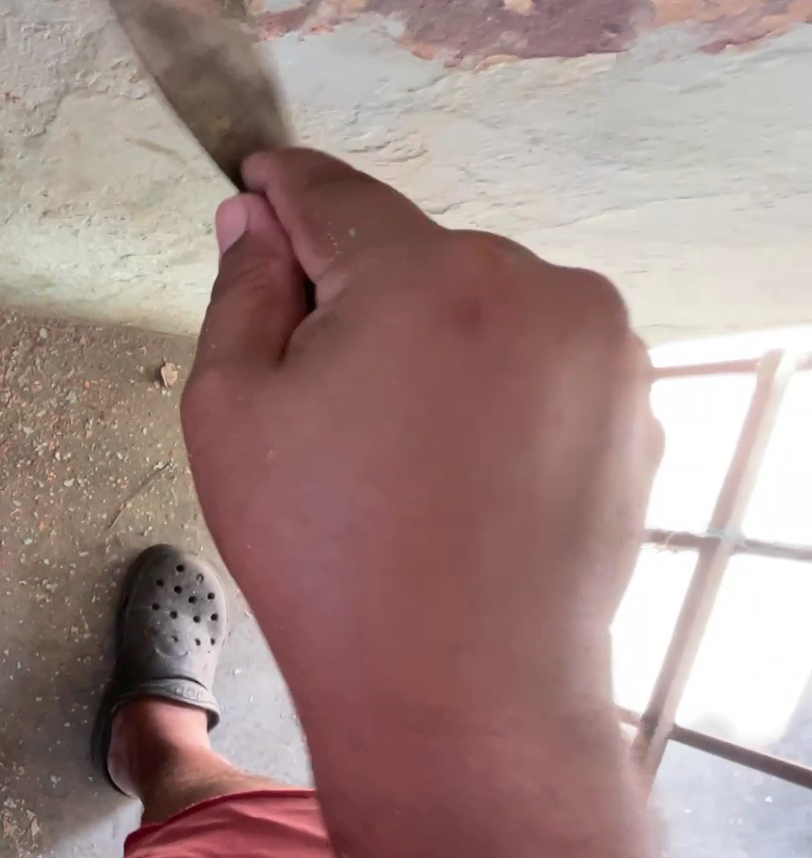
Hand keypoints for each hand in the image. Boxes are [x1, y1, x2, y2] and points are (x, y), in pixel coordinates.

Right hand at [182, 149, 660, 718]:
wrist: (450, 682)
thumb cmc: (312, 540)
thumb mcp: (227, 408)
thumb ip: (239, 296)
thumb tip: (248, 225)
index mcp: (425, 278)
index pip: (333, 195)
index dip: (280, 184)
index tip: (252, 175)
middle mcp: (538, 288)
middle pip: (403, 254)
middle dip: (337, 290)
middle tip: (288, 383)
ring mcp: (604, 350)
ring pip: (467, 306)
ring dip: (403, 338)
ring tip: (363, 444)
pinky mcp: (631, 410)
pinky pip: (520, 360)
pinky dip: (461, 382)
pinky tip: (426, 466)